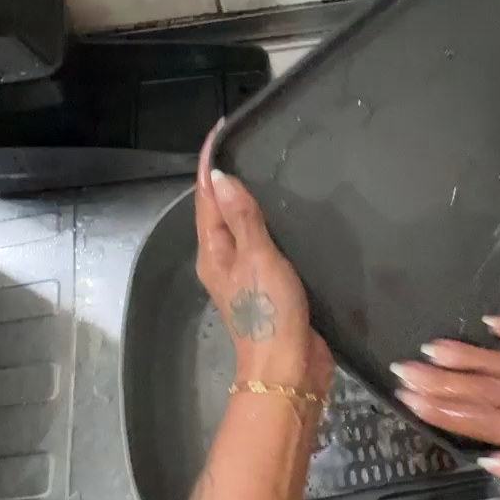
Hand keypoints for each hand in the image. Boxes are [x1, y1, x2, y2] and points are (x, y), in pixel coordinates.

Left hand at [196, 126, 331, 396]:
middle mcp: (226, 260)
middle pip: (222, 211)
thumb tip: (220, 178)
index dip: (210, 164)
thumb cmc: (269, 313)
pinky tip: (292, 215)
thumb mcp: (257, 259)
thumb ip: (243, 218)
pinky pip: (268, 245)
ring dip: (254, 201)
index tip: (220, 131)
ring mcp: (248, 274)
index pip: (207, 198)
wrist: (289, 368)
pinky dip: (274, 225)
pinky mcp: (272, 285)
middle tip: (251, 143)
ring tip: (272, 171)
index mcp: (214, 252)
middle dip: (231, 179)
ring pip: (246, 227)